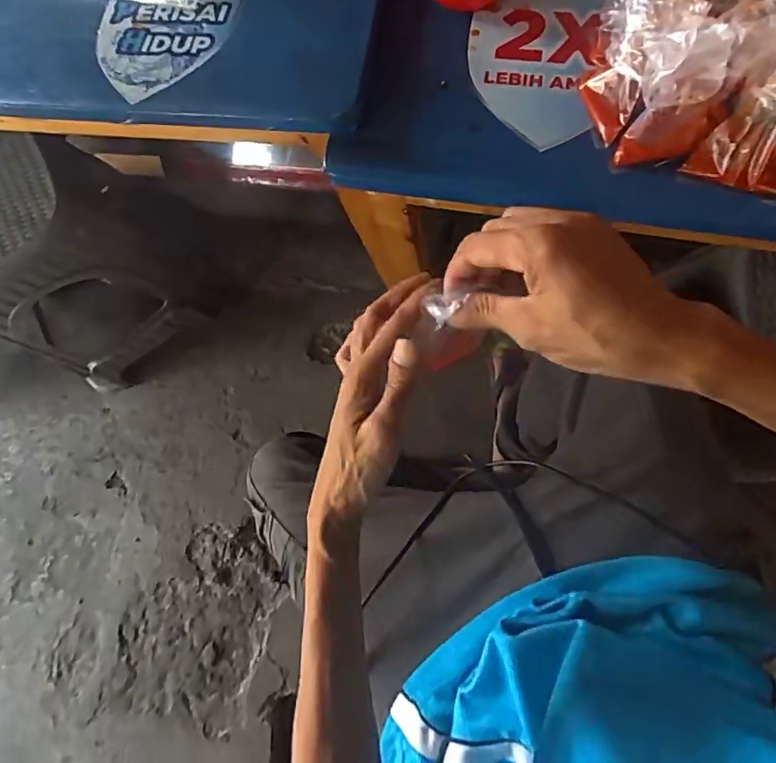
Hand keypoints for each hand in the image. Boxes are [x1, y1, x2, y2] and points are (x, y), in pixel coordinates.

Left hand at [312, 274, 431, 532]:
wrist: (338, 495)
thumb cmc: (365, 466)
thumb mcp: (388, 429)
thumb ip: (399, 385)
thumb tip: (409, 339)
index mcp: (362, 375)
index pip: (390, 328)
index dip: (413, 303)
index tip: (437, 284)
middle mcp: (353, 370)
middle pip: (371, 320)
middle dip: (396, 295)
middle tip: (424, 279)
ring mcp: (350, 380)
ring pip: (363, 331)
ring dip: (384, 308)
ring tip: (407, 297)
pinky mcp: (352, 392)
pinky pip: (359, 350)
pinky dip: (372, 332)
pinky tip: (379, 337)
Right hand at [445, 209, 743, 391]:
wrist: (663, 334)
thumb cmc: (595, 336)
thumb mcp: (532, 329)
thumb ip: (485, 311)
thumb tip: (450, 309)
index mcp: (536, 242)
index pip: (476, 245)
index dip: (457, 271)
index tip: (454, 298)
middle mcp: (554, 219)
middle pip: (496, 227)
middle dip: (478, 257)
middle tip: (476, 292)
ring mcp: (578, 219)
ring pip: (520, 220)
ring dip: (503, 247)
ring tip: (503, 282)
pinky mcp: (595, 227)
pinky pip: (547, 223)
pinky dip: (529, 242)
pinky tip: (534, 273)